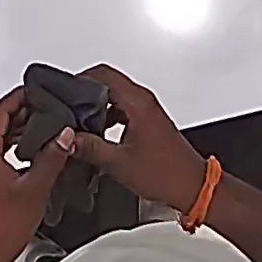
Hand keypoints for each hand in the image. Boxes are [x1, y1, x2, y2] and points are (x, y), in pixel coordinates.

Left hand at [0, 86, 72, 261]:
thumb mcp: (33, 189)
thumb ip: (51, 158)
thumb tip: (63, 136)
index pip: (0, 110)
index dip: (19, 97)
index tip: (35, 89)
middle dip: (22, 111)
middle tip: (44, 105)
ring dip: (19, 128)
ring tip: (43, 124)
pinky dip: (14, 144)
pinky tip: (31, 151)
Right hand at [69, 64, 207, 212]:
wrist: (194, 188)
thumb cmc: (167, 174)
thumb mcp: (120, 163)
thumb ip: (90, 148)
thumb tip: (68, 139)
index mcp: (137, 103)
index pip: (103, 73)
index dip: (82, 78)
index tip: (67, 91)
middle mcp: (143, 100)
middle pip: (108, 81)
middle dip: (86, 92)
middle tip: (71, 106)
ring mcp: (147, 109)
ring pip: (115, 93)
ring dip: (97, 104)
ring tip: (82, 121)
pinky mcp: (148, 119)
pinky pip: (123, 105)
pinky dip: (108, 113)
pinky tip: (99, 133)